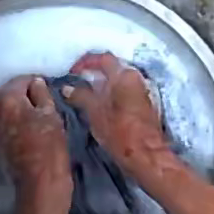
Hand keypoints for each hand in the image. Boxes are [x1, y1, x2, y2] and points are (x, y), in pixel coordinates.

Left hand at [0, 76, 71, 213]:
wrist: (40, 181)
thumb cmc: (49, 145)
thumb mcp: (51, 114)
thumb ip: (41, 94)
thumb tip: (36, 83)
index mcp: (7, 100)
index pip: (19, 81)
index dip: (35, 81)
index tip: (47, 86)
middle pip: (9, 95)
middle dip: (25, 94)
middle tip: (44, 99)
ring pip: (5, 110)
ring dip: (19, 109)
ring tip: (38, 115)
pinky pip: (4, 124)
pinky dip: (14, 122)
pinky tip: (29, 128)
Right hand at [59, 52, 170, 173]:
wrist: (145, 155)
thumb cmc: (119, 132)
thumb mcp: (94, 113)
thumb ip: (81, 96)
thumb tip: (68, 88)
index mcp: (124, 76)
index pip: (103, 58)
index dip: (85, 62)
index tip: (72, 72)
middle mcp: (135, 79)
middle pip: (112, 68)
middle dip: (93, 73)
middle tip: (76, 82)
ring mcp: (141, 92)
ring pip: (117, 80)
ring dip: (101, 84)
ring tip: (84, 95)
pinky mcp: (142, 104)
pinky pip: (123, 91)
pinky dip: (110, 93)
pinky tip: (98, 105)